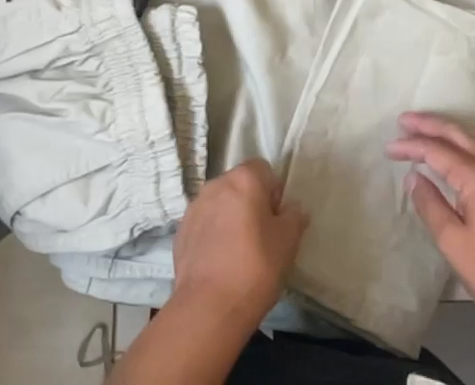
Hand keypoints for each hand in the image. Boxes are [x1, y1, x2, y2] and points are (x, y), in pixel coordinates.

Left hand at [170, 158, 309, 327]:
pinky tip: (221, 261)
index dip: (273, 190)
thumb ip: (294, 218)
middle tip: (262, 235)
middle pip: (239, 184)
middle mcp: (215, 185)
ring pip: (220, 204)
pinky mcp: (180, 231)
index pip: (263, 168)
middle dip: (251, 202)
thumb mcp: (288, 242)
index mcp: (243, 180)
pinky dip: (213, 234)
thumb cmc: (256, 266)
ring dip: (231, 217)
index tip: (277, 218)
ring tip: (240, 251)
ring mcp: (194, 207)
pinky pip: (204, 223)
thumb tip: (294, 209)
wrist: (209, 306)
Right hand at [386, 113, 474, 328]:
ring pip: (473, 144)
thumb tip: (414, 178)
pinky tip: (450, 158)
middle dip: (430, 125)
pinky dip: (461, 148)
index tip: (388, 149)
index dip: (411, 146)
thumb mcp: (453, 241)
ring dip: (446, 135)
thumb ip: (430, 205)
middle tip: (403, 121)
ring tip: (422, 133)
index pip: (438, 151)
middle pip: (459, 136)